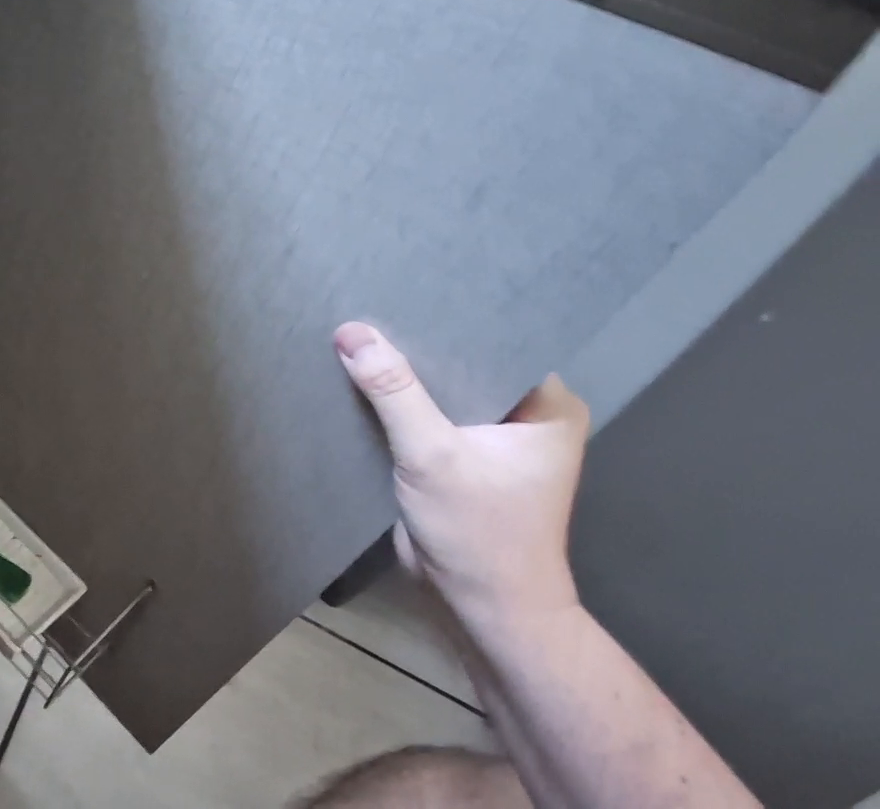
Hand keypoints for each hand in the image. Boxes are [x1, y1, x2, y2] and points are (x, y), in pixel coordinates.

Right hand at [333, 322, 588, 621]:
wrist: (481, 607)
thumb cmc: (479, 532)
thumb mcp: (432, 454)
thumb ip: (393, 393)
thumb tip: (352, 331)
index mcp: (547, 405)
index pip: (495, 341)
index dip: (447, 318)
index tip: (398, 291)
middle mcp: (524, 415)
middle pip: (462, 363)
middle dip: (415, 346)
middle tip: (365, 309)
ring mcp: (490, 438)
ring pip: (439, 390)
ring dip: (401, 377)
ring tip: (355, 337)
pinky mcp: (458, 458)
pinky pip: (425, 416)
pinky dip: (395, 405)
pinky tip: (359, 384)